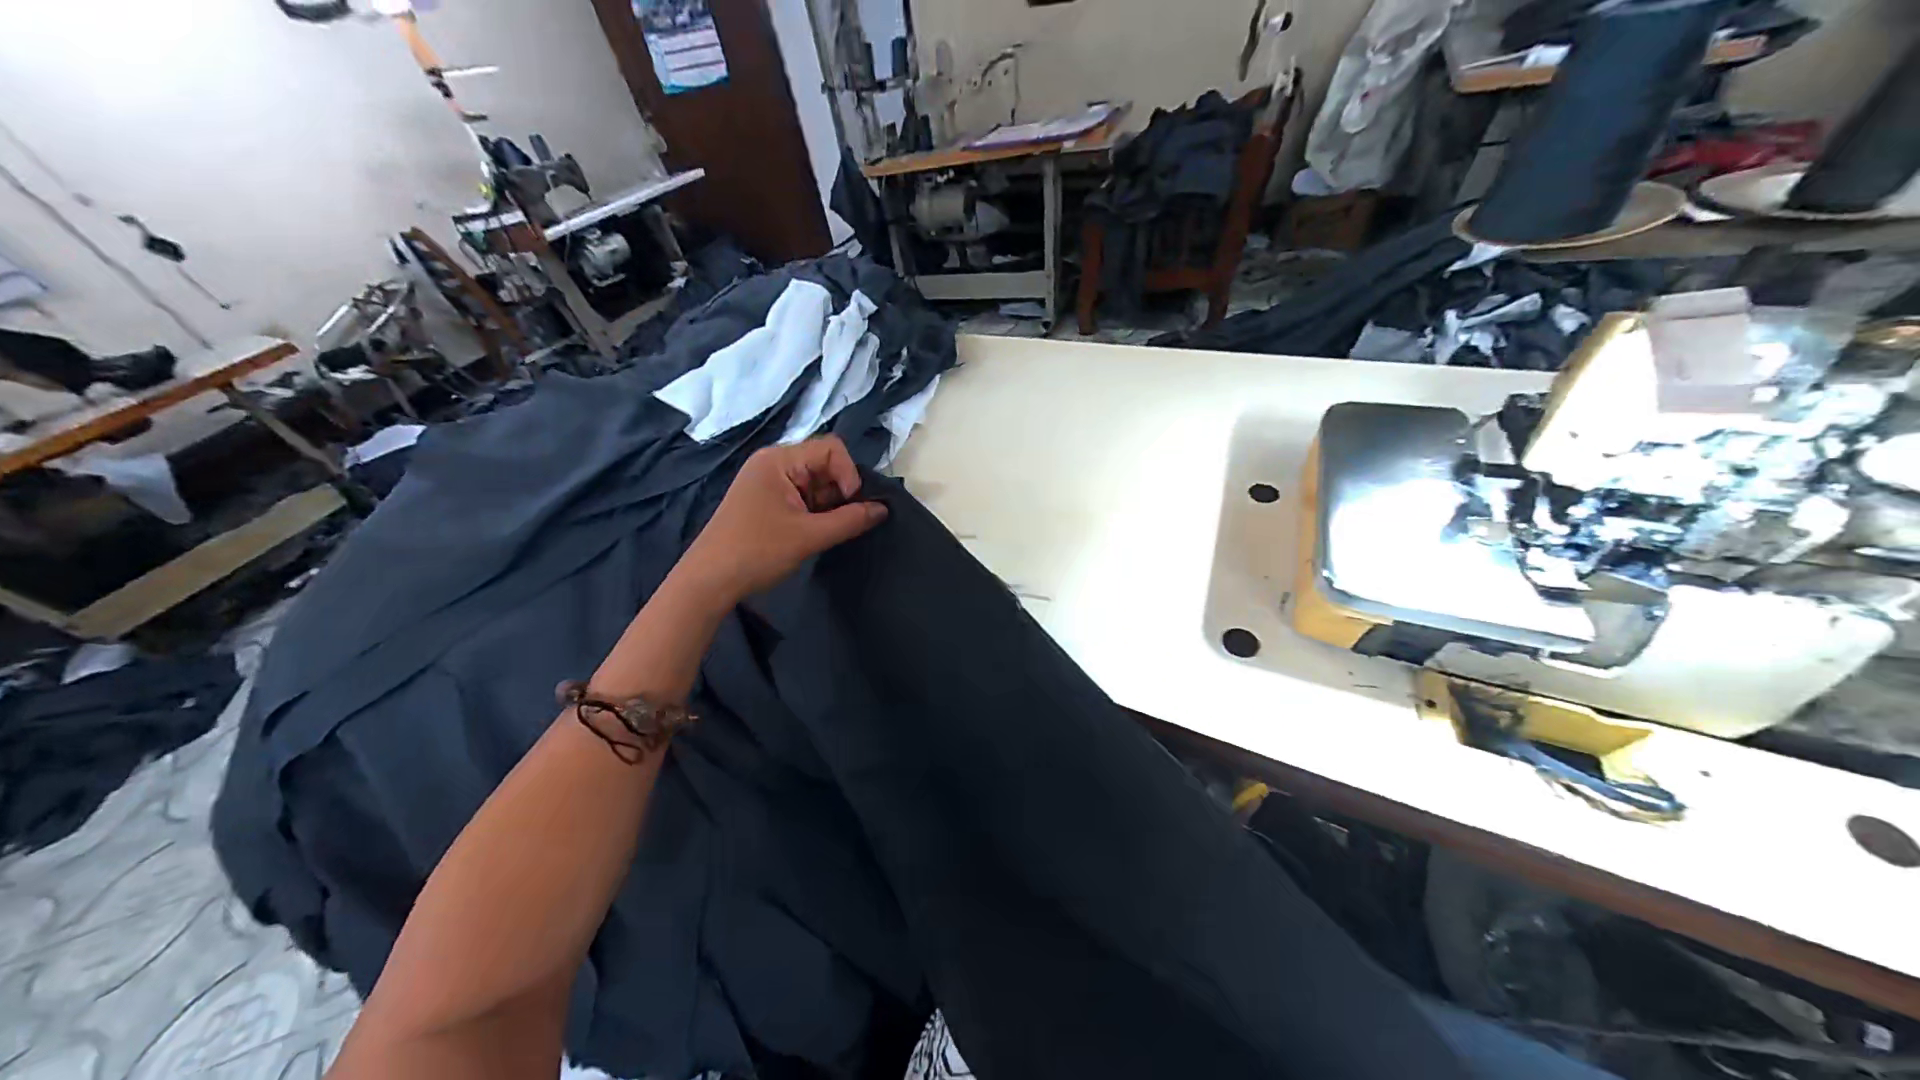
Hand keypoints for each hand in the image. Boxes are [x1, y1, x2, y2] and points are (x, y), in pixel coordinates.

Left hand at [675, 436, 887, 606]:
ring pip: (815, 484)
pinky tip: (813, 534)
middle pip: (824, 464)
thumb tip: (883, 509)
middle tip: (842, 523)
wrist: (708, 582)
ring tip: (824, 532)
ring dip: (828, 505)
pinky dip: (815, 513)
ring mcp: (768, 483)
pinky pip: (802, 497)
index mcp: (779, 460)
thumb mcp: (809, 536)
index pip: (831, 448)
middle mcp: (773, 463)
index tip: (852, 505)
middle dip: (840, 492)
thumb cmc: (757, 552)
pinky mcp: (766, 502)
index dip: (849, 474)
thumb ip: (850, 520)